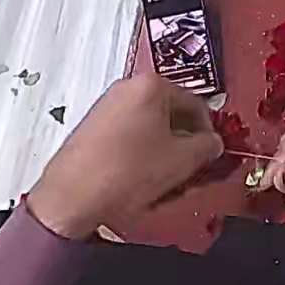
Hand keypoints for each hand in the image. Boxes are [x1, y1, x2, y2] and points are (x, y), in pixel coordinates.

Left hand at [25, 76, 223, 239]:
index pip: (195, 103)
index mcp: (150, 86)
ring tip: (167, 174)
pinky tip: (142, 176)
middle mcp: (126, 88)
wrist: (71, 198)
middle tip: (192, 163)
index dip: (209, 129)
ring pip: (149, 123)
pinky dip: (141, 150)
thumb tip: (212, 144)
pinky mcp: (92, 127)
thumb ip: (207, 147)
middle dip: (184, 138)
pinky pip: (128, 133)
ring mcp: (106, 106)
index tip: (211, 149)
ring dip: (164, 146)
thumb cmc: (123, 173)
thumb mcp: (182, 160)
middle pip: (170, 110)